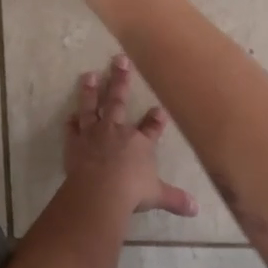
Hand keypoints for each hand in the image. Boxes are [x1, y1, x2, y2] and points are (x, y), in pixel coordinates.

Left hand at [65, 54, 197, 217]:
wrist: (100, 190)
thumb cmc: (132, 191)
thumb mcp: (158, 195)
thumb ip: (175, 198)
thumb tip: (196, 209)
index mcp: (139, 143)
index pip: (151, 128)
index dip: (155, 119)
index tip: (158, 109)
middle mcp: (116, 130)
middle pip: (119, 100)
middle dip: (120, 79)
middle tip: (119, 59)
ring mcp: (94, 132)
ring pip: (91, 106)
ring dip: (90, 90)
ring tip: (90, 74)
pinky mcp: (75, 140)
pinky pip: (72, 128)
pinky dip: (71, 121)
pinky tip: (71, 115)